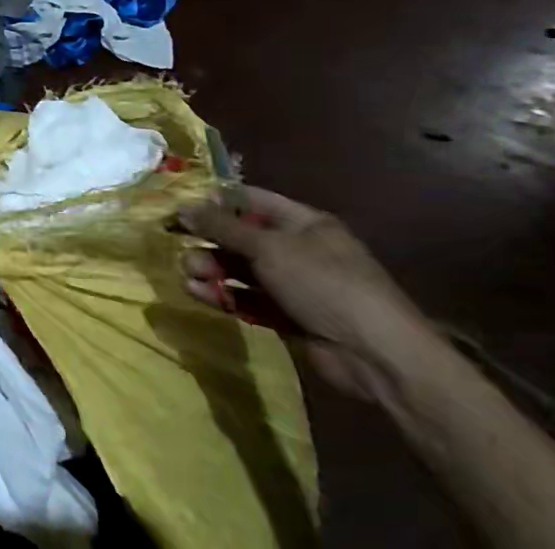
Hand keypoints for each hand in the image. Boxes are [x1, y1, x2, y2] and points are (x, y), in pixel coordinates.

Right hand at [178, 186, 435, 402]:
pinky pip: (250, 300)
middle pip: (244, 237)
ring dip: (214, 270)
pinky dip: (225, 296)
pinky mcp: (288, 317)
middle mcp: (297, 249)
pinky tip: (200, 295)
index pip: (251, 201)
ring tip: (187, 274)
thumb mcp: (270, 248)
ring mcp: (294, 285)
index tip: (182, 208)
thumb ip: (224, 227)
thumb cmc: (324, 283)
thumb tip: (183, 206)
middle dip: (211, 241)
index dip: (217, 201)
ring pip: (244, 270)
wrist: (375, 353)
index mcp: (302, 222)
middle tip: (180, 246)